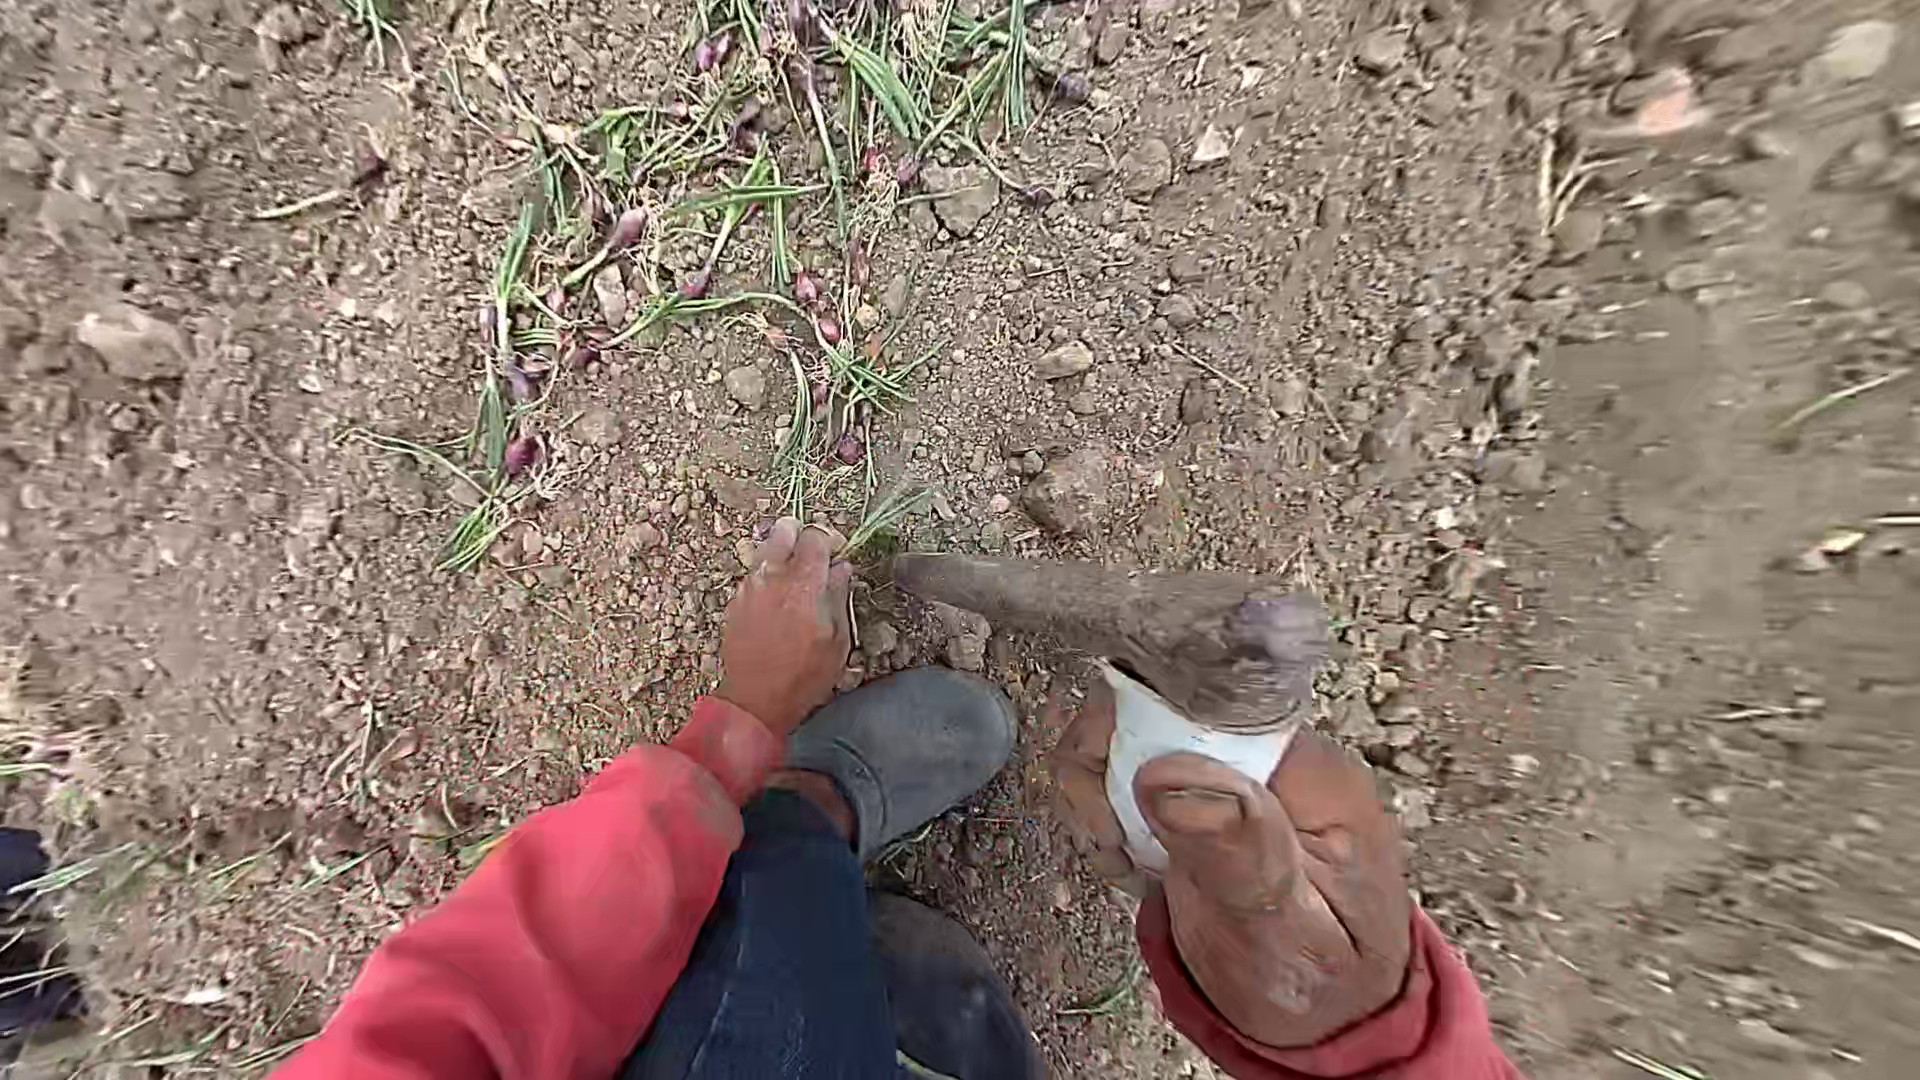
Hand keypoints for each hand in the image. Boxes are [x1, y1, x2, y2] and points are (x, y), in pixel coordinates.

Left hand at [717, 517, 853, 738]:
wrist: (755, 701)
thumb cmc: (805, 674)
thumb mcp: (838, 639)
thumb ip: (839, 596)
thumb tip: (842, 568)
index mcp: (803, 583)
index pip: (815, 536)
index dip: (830, 539)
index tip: (838, 554)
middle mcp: (772, 577)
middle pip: (784, 529)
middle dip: (802, 535)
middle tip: (815, 558)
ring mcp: (749, 587)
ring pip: (767, 550)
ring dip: (785, 557)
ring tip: (798, 584)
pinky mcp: (736, 601)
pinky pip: (756, 575)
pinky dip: (770, 578)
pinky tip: (780, 604)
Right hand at [1049, 681, 1411, 1047]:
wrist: (1304, 1004)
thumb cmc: (1310, 980)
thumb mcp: (1288, 934)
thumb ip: (1243, 857)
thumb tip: (1170, 778)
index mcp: (1305, 767)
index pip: (1202, 701)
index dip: (1138, 737)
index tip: (1121, 816)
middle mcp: (1259, 743)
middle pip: (1144, 703)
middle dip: (1104, 771)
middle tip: (1113, 842)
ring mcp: (1215, 753)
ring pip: (1115, 724)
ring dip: (1093, 791)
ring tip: (1116, 853)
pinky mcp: (1181, 770)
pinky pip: (1108, 753)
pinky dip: (1093, 801)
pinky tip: (1118, 849)